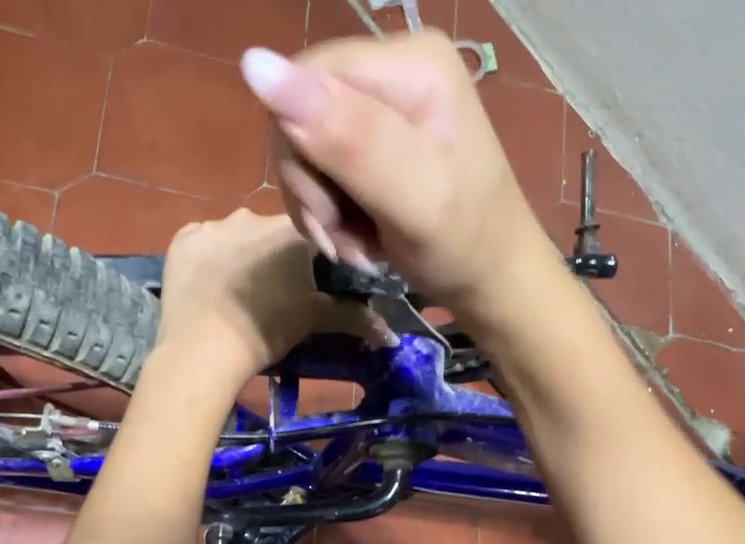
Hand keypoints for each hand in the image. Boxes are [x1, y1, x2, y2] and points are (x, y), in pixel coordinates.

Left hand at [152, 210, 355, 389]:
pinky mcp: (183, 240)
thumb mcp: (315, 320)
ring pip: (235, 235)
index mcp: (291, 229)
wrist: (203, 349)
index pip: (311, 232)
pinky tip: (208, 287)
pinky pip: (201, 242)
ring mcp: (214, 225)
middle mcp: (255, 215)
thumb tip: (392, 333)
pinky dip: (207, 259)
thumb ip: (354, 317)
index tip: (309, 282)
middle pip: (272, 232)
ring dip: (240, 255)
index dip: (312, 258)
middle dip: (275, 255)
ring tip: (239, 292)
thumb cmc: (268, 330)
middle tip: (274, 292)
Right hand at [241, 34, 551, 311]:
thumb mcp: (407, 196)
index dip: (298, 155)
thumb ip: (343, 135)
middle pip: (298, 116)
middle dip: (311, 190)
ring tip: (354, 244)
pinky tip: (356, 236)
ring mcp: (383, 102)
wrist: (490, 278)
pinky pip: (319, 167)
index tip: (329, 215)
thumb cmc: (461, 242)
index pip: (302, 83)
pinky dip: (329, 213)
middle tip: (343, 238)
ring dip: (319, 210)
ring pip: (303, 148)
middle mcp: (393, 67)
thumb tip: (254, 65)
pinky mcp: (375, 134)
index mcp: (408, 63)